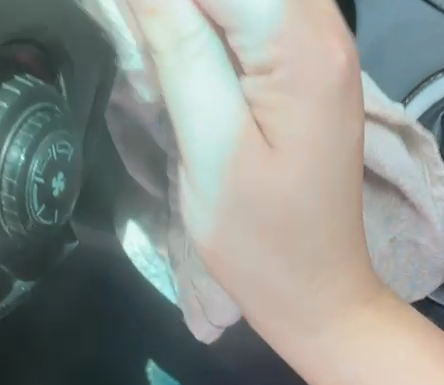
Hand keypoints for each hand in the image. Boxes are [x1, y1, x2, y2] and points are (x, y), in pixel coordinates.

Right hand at [125, 0, 387, 339]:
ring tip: (150, 42)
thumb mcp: (211, 149)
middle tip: (135, 35)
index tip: (118, 16)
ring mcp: (323, 44)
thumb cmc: (265, 245)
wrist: (319, 296)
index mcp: (303, 45)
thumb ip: (177, 47)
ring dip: (188, 12)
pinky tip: (177, 44)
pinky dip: (211, 20)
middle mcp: (325, 26)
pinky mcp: (310, 65)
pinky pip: (255, 12)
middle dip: (173, 4)